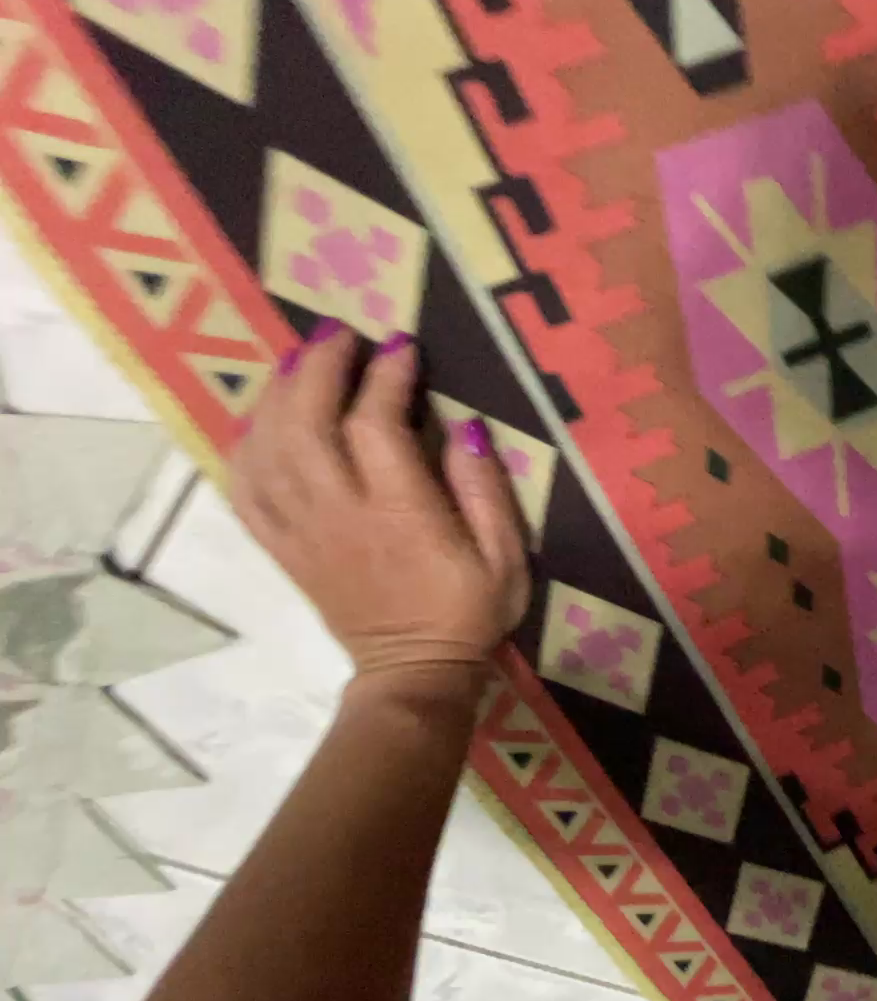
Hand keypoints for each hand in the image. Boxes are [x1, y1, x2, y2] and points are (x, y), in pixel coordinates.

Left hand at [230, 320, 529, 695]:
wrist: (416, 668)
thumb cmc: (473, 609)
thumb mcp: (506, 555)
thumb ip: (486, 491)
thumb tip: (466, 428)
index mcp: (400, 512)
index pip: (377, 426)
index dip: (386, 377)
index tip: (402, 344)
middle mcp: (339, 512)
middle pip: (307, 422)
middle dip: (320, 368)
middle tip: (341, 332)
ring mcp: (302, 529)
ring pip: (267, 446)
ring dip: (278, 394)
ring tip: (299, 359)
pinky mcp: (283, 545)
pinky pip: (245, 485)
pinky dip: (246, 442)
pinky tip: (262, 419)